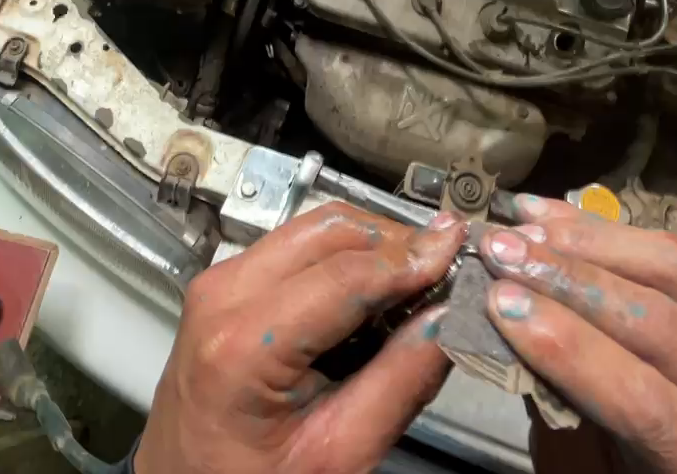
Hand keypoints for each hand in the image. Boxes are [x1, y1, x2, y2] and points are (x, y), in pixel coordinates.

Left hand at [137, 202, 466, 473]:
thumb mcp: (336, 455)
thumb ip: (399, 382)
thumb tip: (449, 319)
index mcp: (240, 343)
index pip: (345, 274)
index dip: (409, 259)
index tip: (456, 252)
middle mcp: (222, 292)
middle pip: (329, 230)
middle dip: (394, 241)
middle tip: (445, 263)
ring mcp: (220, 280)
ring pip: (314, 227)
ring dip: (373, 243)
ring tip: (418, 276)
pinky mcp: (227, 282)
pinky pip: (296, 245)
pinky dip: (345, 255)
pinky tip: (375, 286)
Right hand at [479, 195, 676, 473]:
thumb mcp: (591, 473)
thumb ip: (561, 406)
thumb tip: (510, 322)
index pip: (647, 399)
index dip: (571, 348)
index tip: (502, 305)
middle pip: (660, 323)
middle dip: (568, 280)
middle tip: (500, 253)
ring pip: (670, 268)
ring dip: (582, 240)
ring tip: (519, 228)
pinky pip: (666, 253)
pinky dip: (597, 228)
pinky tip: (542, 215)